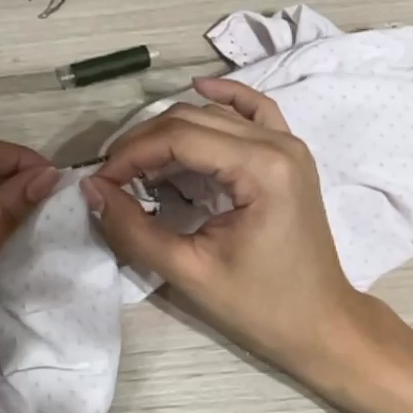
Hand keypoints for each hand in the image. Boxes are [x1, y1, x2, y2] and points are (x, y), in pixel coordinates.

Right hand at [82, 78, 382, 378]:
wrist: (321, 325)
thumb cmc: (260, 306)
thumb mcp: (189, 271)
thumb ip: (134, 228)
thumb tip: (90, 190)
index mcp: (261, 169)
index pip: (178, 138)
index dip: (130, 155)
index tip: (101, 182)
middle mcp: (277, 144)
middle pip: (191, 119)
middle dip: (143, 143)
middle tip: (112, 178)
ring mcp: (288, 144)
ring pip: (213, 113)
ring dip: (169, 131)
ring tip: (137, 164)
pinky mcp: (289, 154)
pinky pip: (253, 109)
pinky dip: (224, 96)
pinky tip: (198, 86)